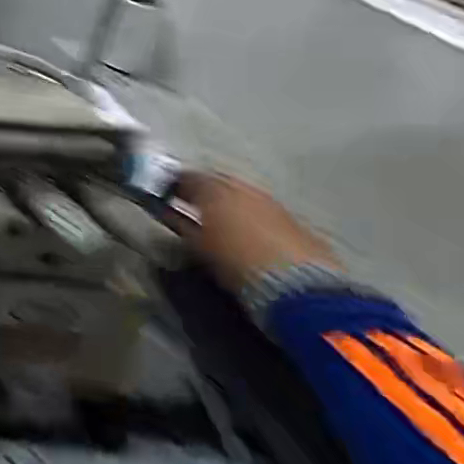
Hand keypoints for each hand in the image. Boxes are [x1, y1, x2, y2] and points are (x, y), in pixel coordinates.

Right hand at [173, 173, 341, 291]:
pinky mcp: (298, 223)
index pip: (187, 177)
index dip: (174, 184)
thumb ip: (181, 224)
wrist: (298, 286)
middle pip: (218, 182)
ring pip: (244, 195)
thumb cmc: (235, 263)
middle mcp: (244, 189)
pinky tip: (252, 234)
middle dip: (205, 190)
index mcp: (214, 190)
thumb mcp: (198, 245)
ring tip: (222, 221)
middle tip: (193, 204)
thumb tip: (168, 213)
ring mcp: (273, 204)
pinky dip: (255, 217)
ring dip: (231, 203)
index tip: (165, 194)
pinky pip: (267, 212)